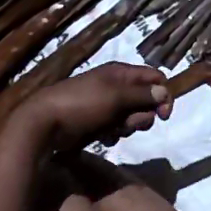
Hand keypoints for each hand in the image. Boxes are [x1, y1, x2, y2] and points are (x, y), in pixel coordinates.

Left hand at [12, 63, 173, 151]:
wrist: (45, 122)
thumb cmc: (82, 104)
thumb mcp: (116, 97)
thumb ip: (142, 95)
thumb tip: (165, 91)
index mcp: (121, 73)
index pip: (155, 78)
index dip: (163, 95)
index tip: (163, 116)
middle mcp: (116, 86)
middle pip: (146, 101)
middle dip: (141, 117)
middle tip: (126, 124)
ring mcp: (106, 104)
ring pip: (131, 117)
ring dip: (126, 127)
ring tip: (109, 131)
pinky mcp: (97, 121)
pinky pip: (116, 128)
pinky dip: (112, 134)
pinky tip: (101, 137)